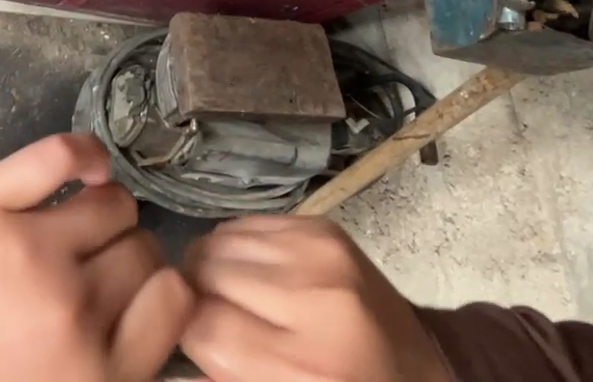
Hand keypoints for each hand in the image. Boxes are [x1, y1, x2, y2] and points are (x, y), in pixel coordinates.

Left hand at [0, 133, 193, 381]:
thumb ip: (112, 364)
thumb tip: (165, 303)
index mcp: (94, 376)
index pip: (175, 300)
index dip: (158, 288)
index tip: (135, 287)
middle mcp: (69, 312)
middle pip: (143, 250)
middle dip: (126, 253)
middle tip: (93, 262)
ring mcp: (24, 250)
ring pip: (114, 202)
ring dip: (105, 209)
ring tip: (74, 222)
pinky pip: (61, 153)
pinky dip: (85, 151)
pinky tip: (86, 166)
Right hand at [179, 217, 450, 381]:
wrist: (425, 374)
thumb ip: (219, 372)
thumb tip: (166, 329)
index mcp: (306, 366)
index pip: (199, 324)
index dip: (187, 332)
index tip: (195, 341)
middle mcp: (316, 300)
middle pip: (204, 272)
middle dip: (198, 295)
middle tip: (216, 319)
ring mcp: (321, 253)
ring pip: (219, 241)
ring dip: (216, 267)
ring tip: (239, 296)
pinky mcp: (323, 226)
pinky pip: (246, 225)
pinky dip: (241, 250)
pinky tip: (261, 275)